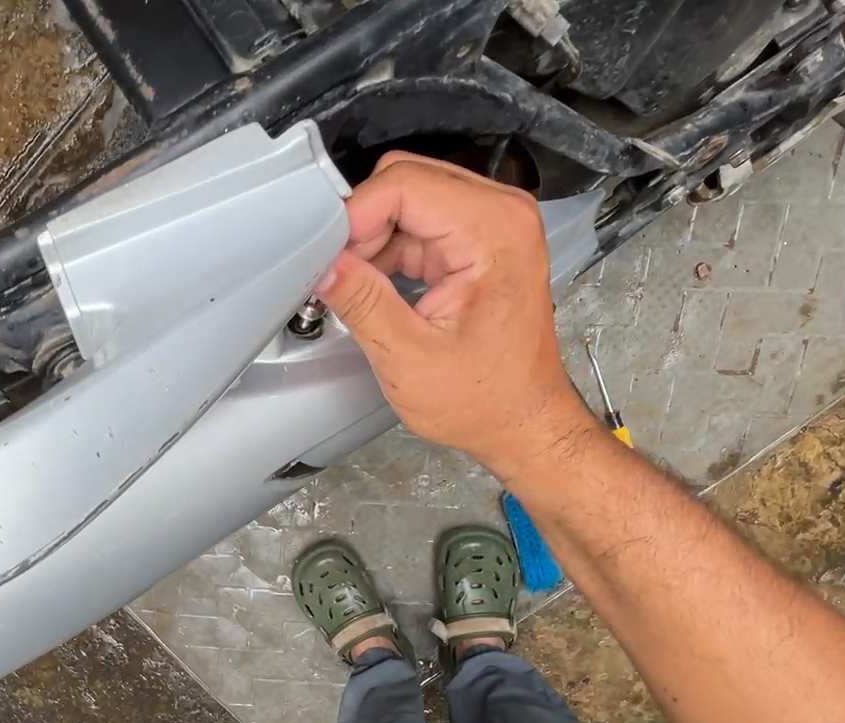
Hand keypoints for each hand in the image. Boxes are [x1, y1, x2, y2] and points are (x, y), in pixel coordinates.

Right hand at [317, 152, 598, 476]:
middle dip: (362, 226)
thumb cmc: (486, 399)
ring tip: (361, 290)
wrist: (520, 420)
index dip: (355, 217)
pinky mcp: (477, 242)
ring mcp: (491, 225)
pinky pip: (419, 223)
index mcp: (493, 231)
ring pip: (407, 199)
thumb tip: (323, 265)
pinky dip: (389, 250)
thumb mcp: (409, 357)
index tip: (328, 258)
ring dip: (373, 240)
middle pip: (405, 181)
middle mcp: (500, 214)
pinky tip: (379, 288)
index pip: (403, 184)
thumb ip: (363, 302)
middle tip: (341, 277)